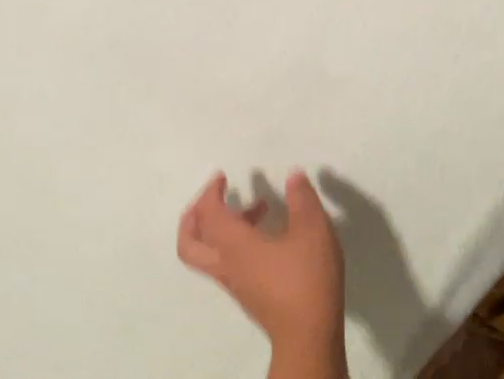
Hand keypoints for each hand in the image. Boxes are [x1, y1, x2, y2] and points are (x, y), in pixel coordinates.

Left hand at [177, 171, 345, 352]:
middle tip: (210, 195)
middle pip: (190, 244)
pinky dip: (234, 240)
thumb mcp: (313, 229)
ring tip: (256, 206)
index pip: (210, 216)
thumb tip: (292, 174)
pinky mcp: (247, 291)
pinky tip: (268, 234)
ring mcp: (235, 281)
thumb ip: (302, 198)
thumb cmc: (308, 275)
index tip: (220, 175)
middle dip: (193, 217)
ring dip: (218, 227)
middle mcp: (226, 264)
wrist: (307, 328)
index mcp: (236, 246)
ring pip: (208, 253)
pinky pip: (226, 261)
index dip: (210, 194)